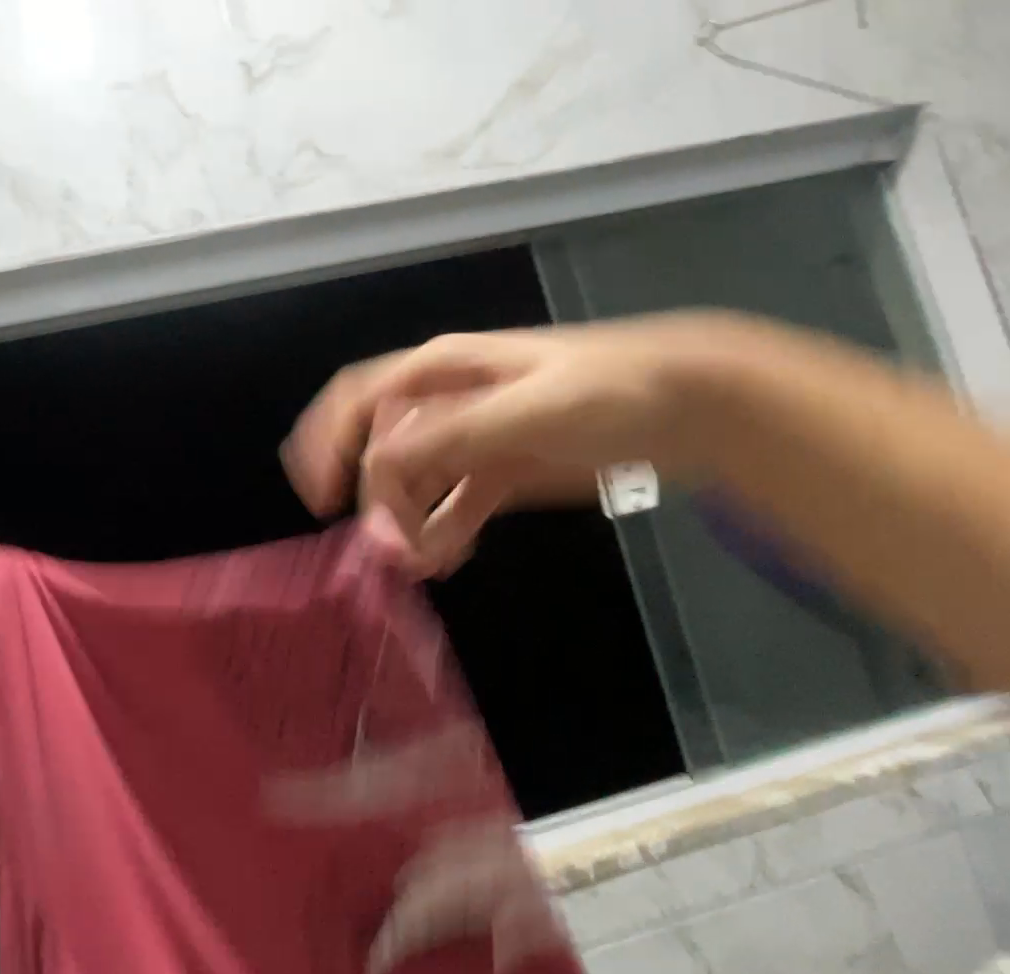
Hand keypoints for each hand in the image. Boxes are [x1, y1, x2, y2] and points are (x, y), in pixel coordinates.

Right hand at [283, 311, 759, 575]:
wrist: (688, 404)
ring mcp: (469, 442)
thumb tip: (375, 468)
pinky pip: (450, 509)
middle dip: (377, 504)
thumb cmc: (609, 391)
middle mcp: (444, 406)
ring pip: (412, 489)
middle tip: (390, 552)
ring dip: (406, 527)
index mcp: (439, 373)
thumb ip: (449, 436)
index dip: (326, 446)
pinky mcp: (496, 475)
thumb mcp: (526, 410)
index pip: (357, 404)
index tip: (321, 501)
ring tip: (419, 564)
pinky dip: (440, 536)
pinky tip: (446, 559)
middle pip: (381, 456)